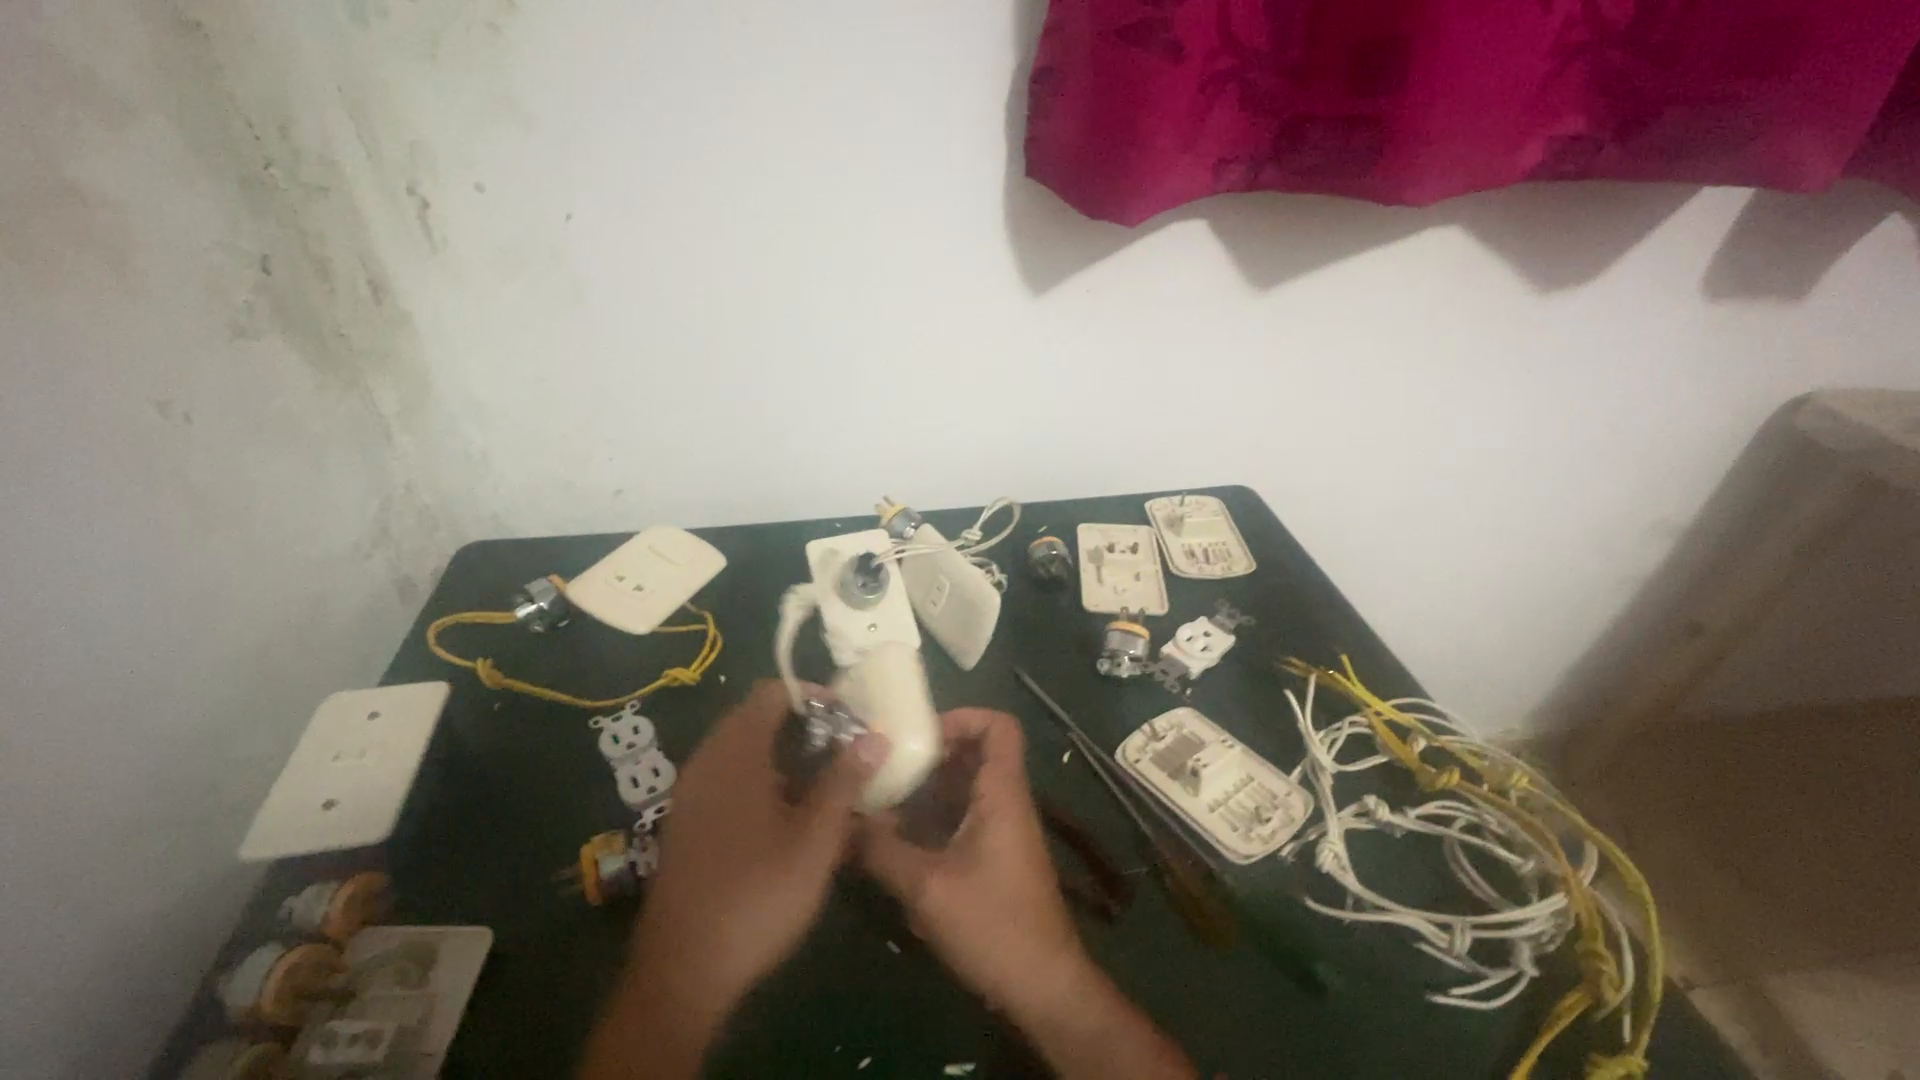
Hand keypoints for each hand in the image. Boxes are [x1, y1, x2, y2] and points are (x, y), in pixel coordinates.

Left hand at [629, 680, 889, 1017]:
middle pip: (756, 719)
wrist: (683, 970)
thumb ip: (844, 783)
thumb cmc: (757, 897)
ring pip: (743, 752)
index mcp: (735, 755)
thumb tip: (875, 736)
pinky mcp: (687, 824)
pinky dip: (762, 781)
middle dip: (804, 728)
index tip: (850, 719)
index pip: (771, 694)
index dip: (813, 696)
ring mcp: (691, 795)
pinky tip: (789, 820)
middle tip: (845, 753)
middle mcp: (707, 763)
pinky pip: (728, 780)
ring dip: (785, 757)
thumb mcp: (815, 842)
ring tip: (826, 788)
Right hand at [857, 708, 1088, 1015]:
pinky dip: (931, 818)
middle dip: (929, 754)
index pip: (999, 726)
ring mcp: (1001, 832)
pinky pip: (961, 819)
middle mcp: (1005, 803)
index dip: (961, 717)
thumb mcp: (926, 888)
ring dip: (925, 789)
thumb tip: (840, 821)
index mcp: (1002, 794)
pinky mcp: (993, 858)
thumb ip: (881, 850)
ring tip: (879, 798)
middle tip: (884, 765)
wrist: (1043, 987)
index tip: (917, 735)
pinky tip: (894, 839)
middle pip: (973, 754)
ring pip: (964, 788)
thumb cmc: (993, 927)